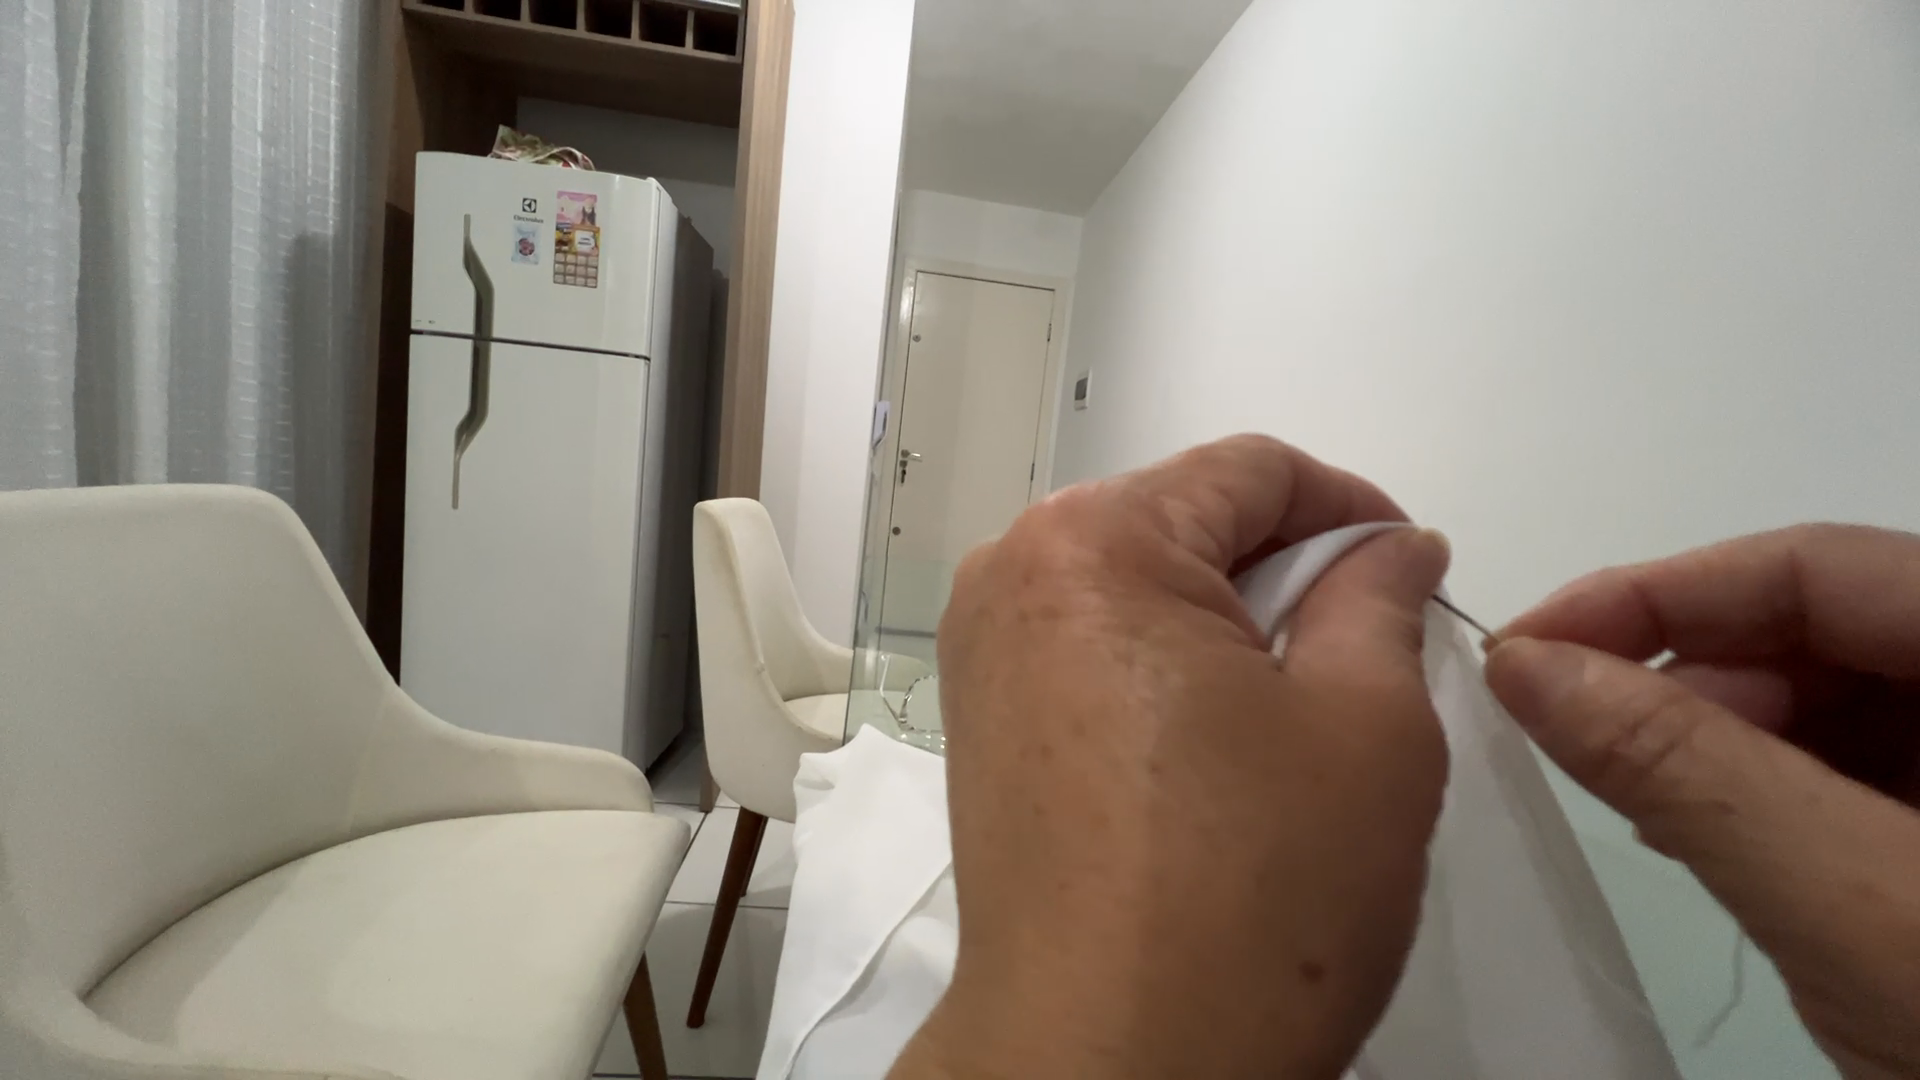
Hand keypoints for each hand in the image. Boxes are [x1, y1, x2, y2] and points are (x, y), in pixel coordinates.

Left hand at [889, 435, 1452, 1079]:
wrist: (1101, 1048)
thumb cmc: (1248, 889)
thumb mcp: (1363, 724)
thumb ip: (1377, 598)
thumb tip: (1390, 543)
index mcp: (1093, 538)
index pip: (1246, 469)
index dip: (1344, 504)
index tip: (1401, 561)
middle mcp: (1012, 564)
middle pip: (1175, 515)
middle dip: (1274, 559)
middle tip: (1351, 632)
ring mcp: (981, 634)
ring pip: (1126, 574)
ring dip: (1213, 607)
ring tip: (1281, 684)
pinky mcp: (976, 699)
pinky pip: (1081, 632)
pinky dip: (1151, 649)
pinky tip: (1200, 719)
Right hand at [1485, 524, 1919, 1079]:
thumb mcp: (1868, 915)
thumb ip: (1686, 772)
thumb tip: (1516, 663)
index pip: (1819, 567)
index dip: (1652, 592)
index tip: (1525, 648)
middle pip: (1816, 626)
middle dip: (1677, 676)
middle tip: (1584, 742)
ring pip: (1818, 695)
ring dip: (1700, 733)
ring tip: (1645, 802)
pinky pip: (1838, 761)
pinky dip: (1743, 783)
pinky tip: (1706, 830)